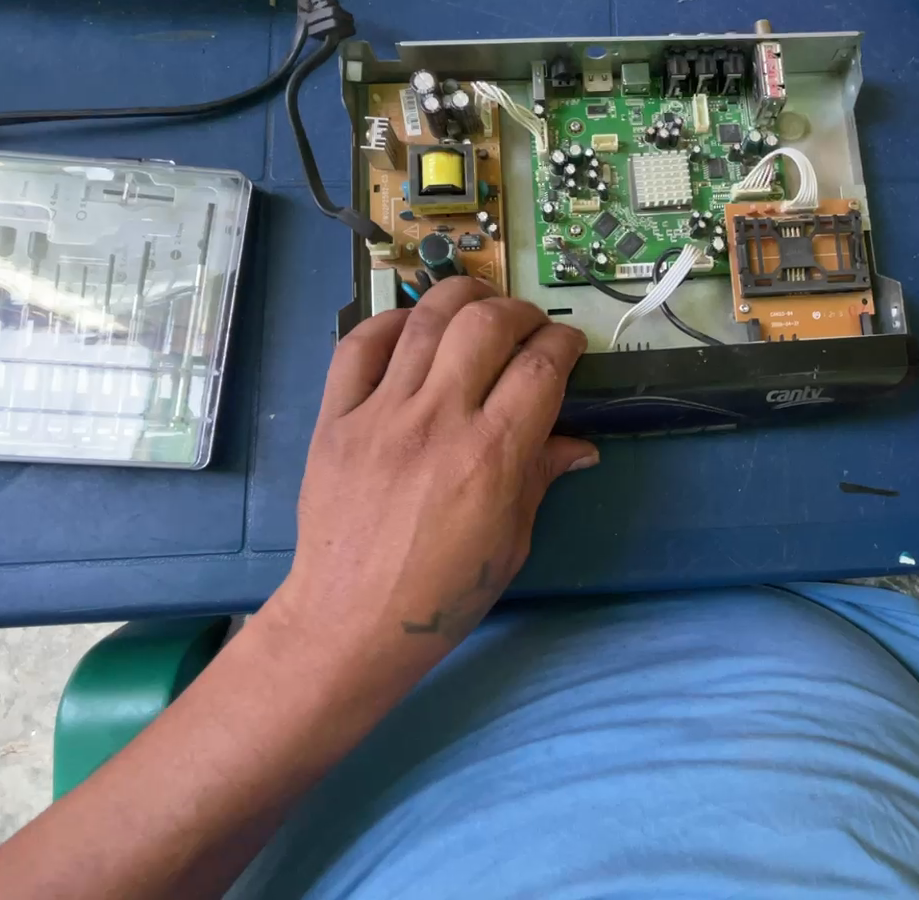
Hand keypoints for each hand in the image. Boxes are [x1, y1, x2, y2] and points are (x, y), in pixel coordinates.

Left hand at [273, 277, 596, 660]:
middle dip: (522, 311)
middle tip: (530, 326)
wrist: (349, 622)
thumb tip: (582, 444)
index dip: (564, 343)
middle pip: (487, 325)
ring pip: (426, 319)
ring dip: (464, 298)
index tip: (570, 345)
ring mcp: (381, 413)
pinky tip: (414, 326)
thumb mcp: (513, 541)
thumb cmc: (444, 591)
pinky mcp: (336, 417)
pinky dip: (392, 321)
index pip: (541, 367)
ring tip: (482, 305)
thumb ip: (542, 476)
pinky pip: (359, 345)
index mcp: (492, 455)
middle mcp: (438, 419)